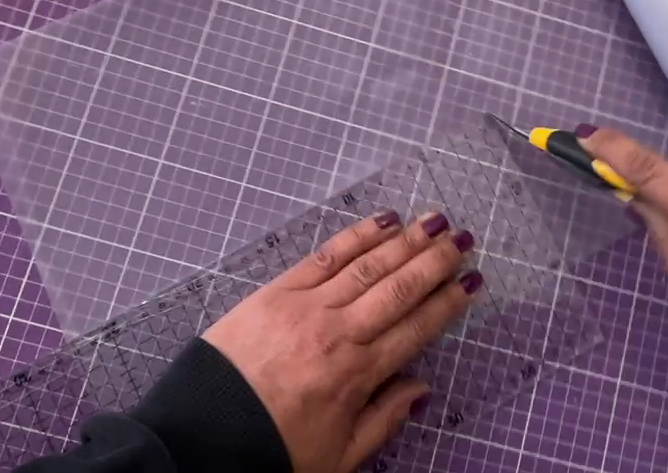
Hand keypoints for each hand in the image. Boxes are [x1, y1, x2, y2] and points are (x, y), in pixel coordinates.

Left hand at [202, 210, 481, 472]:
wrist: (196, 441)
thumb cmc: (268, 454)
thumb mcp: (336, 459)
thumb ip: (383, 419)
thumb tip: (421, 386)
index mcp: (356, 376)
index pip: (415, 329)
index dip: (448, 302)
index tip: (472, 281)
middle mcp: (339, 333)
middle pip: (399, 288)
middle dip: (435, 261)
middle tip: (464, 239)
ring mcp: (307, 306)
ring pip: (368, 265)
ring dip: (406, 240)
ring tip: (435, 221)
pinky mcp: (278, 289)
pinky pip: (326, 255)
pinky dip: (357, 235)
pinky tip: (382, 220)